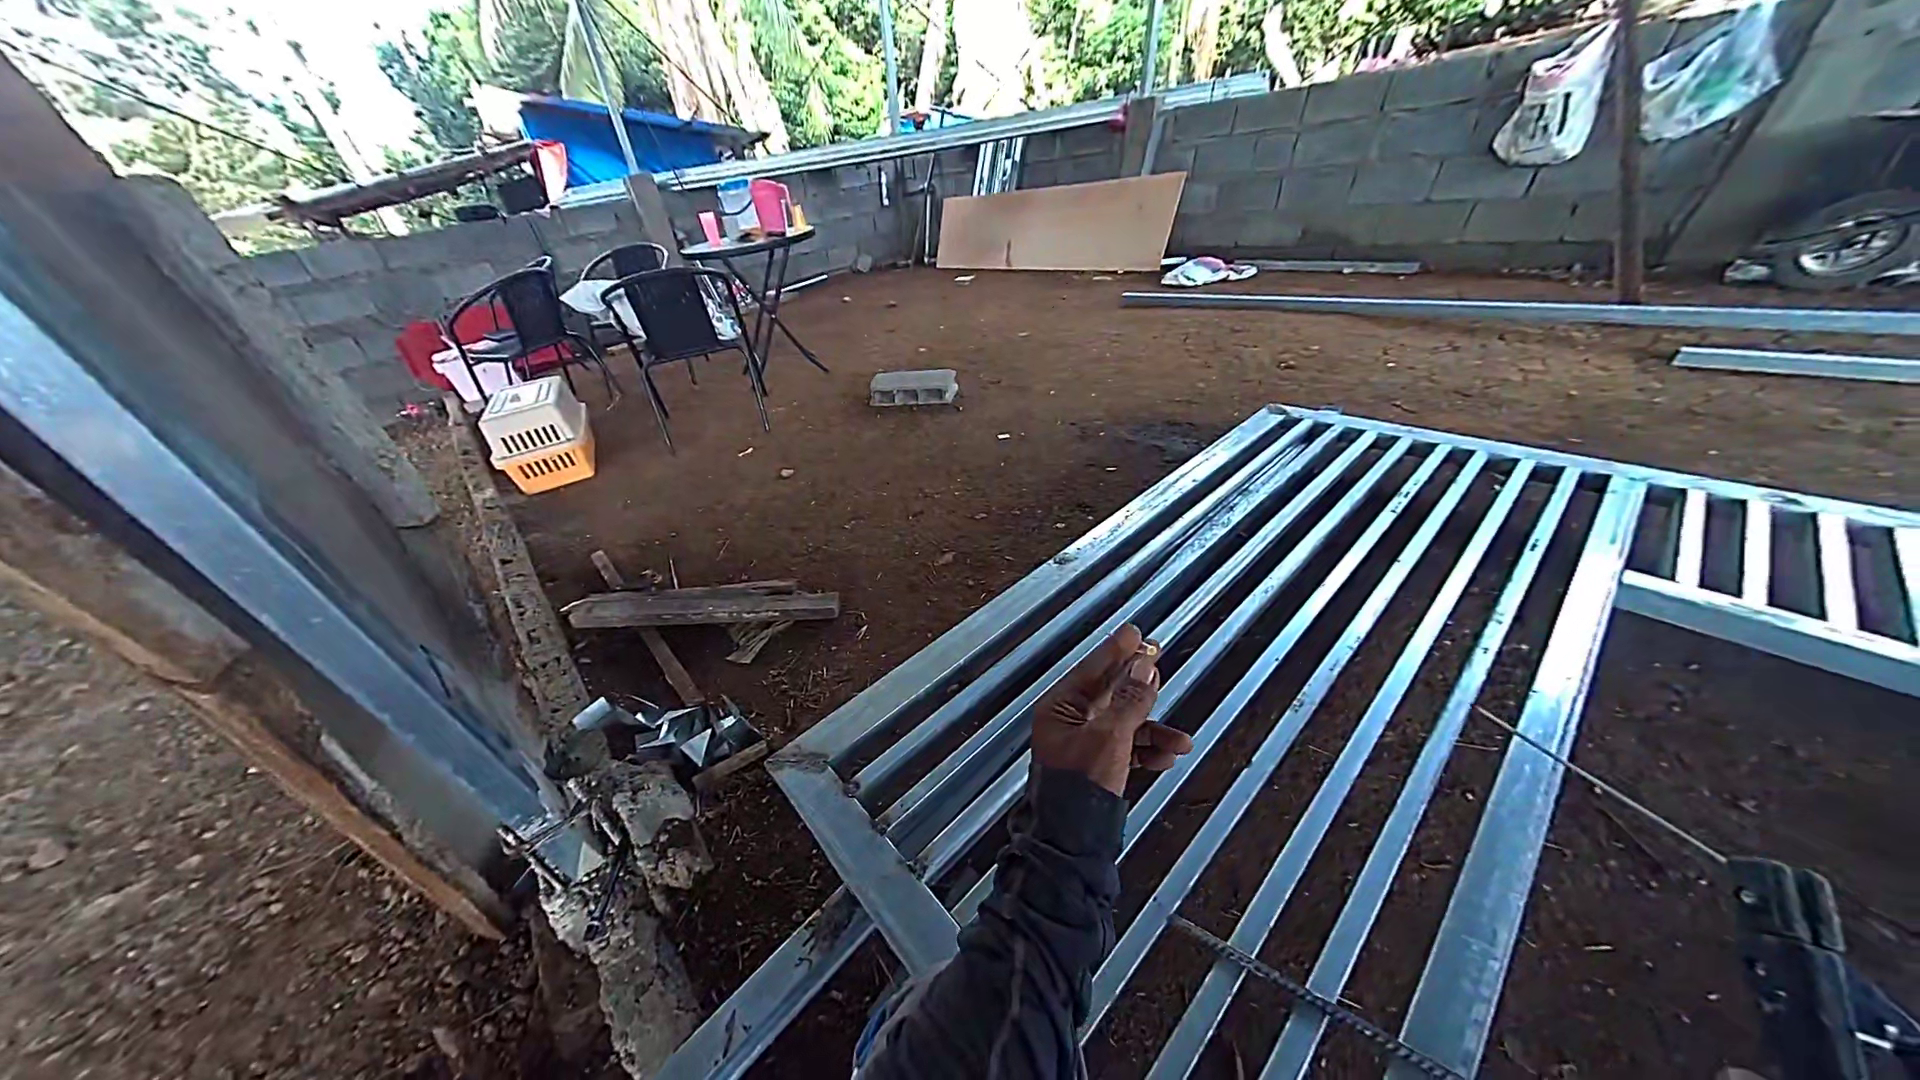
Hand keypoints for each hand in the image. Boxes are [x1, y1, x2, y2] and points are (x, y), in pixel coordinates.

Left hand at [1030, 624, 1193, 795]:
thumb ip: (1130, 701)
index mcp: (1059, 708)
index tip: (1134, 633)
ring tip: (1177, 737)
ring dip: (1153, 728)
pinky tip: (1166, 756)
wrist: (1072, 842)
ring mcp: (1084, 743)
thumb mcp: (1109, 737)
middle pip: (1109, 691)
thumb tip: (1144, 667)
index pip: (1091, 668)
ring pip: (1124, 722)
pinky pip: (1127, 747)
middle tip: (1157, 659)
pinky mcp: (1098, 764)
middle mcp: (1069, 721)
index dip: (1116, 650)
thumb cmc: (1077, 789)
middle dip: (1138, 683)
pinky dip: (1148, 750)